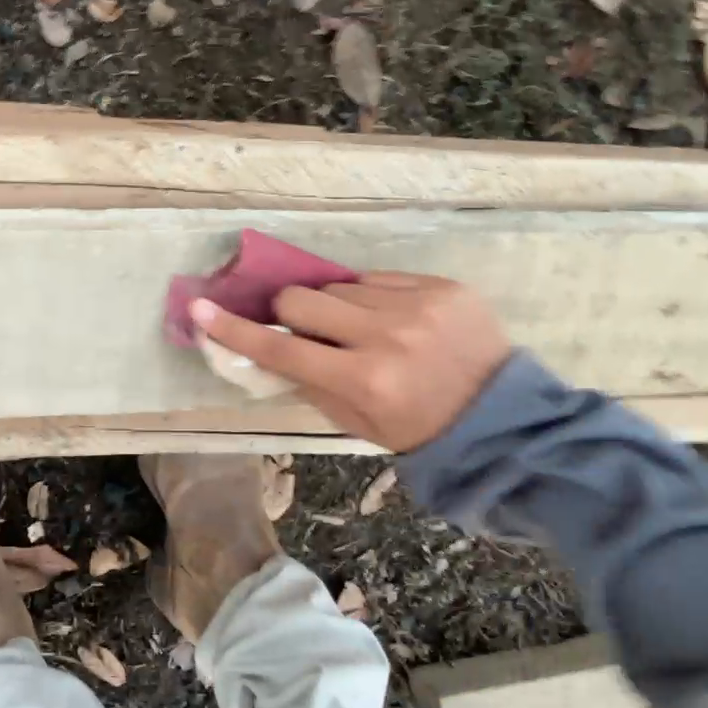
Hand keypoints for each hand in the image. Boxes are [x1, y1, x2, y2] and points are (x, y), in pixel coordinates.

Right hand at [189, 272, 511, 451]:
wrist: (508, 422)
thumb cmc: (417, 429)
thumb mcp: (354, 421)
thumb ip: (305, 380)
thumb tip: (263, 344)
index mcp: (364, 381)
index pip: (281, 349)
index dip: (234, 330)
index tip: (199, 309)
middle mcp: (388, 338)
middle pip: (300, 299)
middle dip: (293, 314)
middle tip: (311, 332)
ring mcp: (419, 307)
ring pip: (336, 285)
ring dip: (336, 306)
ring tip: (366, 329)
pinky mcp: (443, 288)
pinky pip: (377, 277)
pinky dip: (372, 297)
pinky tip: (396, 319)